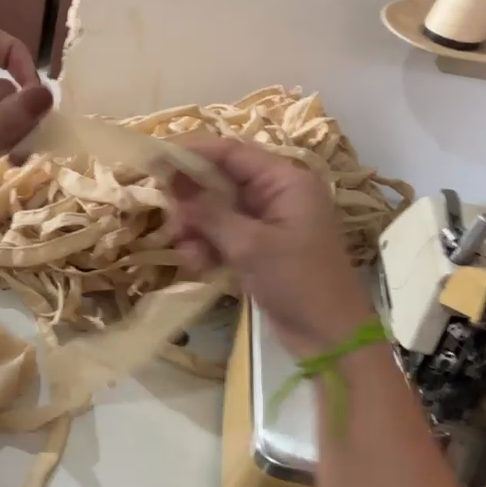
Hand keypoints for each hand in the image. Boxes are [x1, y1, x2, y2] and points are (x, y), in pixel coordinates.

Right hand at [169, 138, 375, 352]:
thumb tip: (175, 186)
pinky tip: (200, 266)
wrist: (329, 334)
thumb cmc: (299, 281)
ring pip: (217, 212)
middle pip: (220, 181)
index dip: (192, 153)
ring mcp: (267, 223)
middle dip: (191, 200)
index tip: (155, 161)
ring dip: (196, 230)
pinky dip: (207, 247)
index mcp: (285, 181)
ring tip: (189, 254)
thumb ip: (210, 214)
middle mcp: (276, 194)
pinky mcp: (259, 248)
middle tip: (170, 220)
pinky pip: (223, 236)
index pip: (231, 152)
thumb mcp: (250, 246)